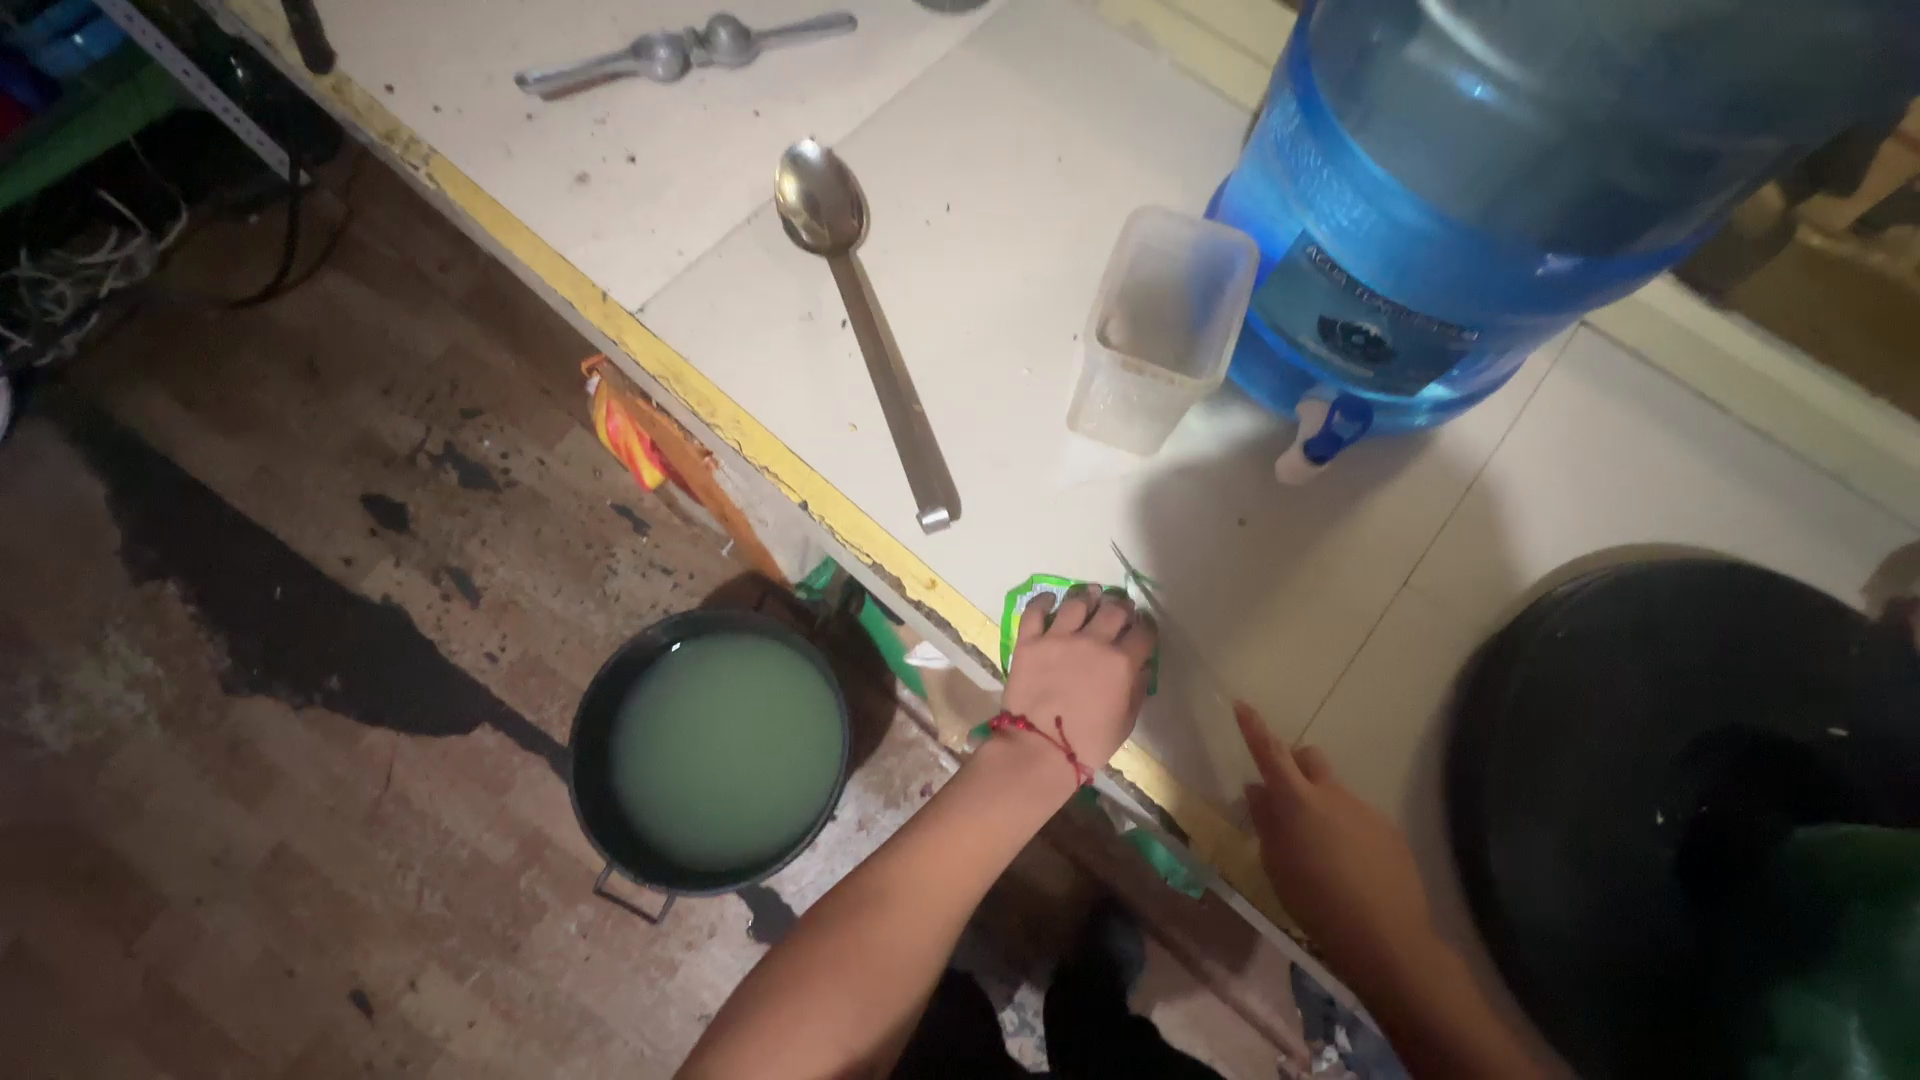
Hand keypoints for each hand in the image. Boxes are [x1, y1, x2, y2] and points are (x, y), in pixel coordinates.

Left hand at [1001, 586, 1156, 769]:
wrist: (1040, 748)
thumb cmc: (1088, 743)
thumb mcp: (1126, 722)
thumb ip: (1137, 690)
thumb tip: (1141, 668)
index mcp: (1121, 663)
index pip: (1144, 633)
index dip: (1147, 628)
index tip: (1143, 629)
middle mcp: (1093, 642)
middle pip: (1114, 609)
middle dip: (1121, 607)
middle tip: (1119, 611)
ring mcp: (1058, 638)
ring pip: (1077, 602)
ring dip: (1087, 597)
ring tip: (1089, 597)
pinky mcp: (1029, 641)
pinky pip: (1035, 610)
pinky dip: (1043, 601)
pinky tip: (1050, 599)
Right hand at [1234, 702, 1437, 988]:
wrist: (1386, 937)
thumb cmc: (1314, 901)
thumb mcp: (1275, 864)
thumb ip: (1266, 822)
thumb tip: (1258, 790)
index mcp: (1297, 801)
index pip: (1270, 753)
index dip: (1254, 728)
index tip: (1243, 705)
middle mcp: (1332, 794)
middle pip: (1310, 758)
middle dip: (1295, 767)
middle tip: (1287, 800)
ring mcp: (1365, 811)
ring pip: (1336, 793)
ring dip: (1323, 807)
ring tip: (1323, 852)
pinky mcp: (1390, 832)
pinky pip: (1359, 818)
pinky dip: (1348, 832)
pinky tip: (1351, 869)